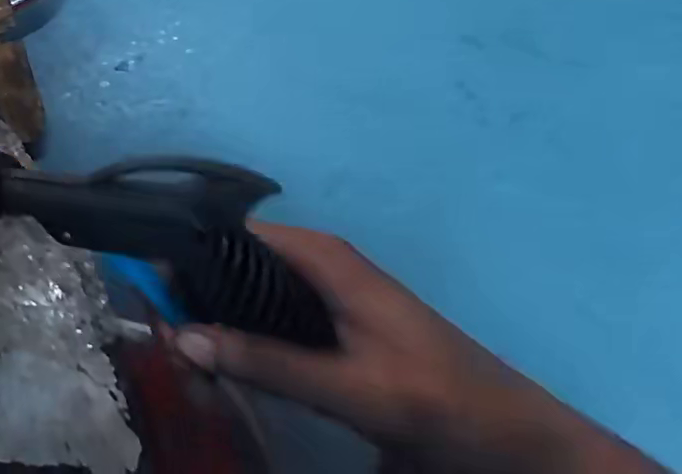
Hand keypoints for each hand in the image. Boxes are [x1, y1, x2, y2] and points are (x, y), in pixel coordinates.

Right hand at [175, 223, 664, 473]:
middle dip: (192, 293)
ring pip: (240, 287)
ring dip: (211, 317)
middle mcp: (310, 259)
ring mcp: (317, 287)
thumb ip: (269, 363)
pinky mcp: (323, 317)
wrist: (531, 447)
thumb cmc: (448, 403)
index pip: (226, 233)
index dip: (182, 255)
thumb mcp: (359, 390)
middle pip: (227, 259)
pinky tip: (224, 361)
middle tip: (167, 336)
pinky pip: (261, 311)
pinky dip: (236, 332)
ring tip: (186, 352)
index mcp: (317, 254)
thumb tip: (181, 337)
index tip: (150, 291)